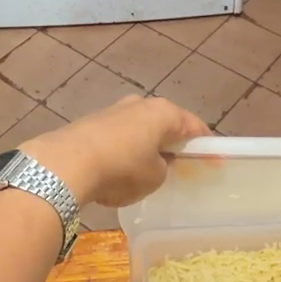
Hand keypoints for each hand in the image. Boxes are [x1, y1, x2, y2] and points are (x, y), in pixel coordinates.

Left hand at [19, 96, 207, 207]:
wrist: (66, 163)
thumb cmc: (122, 168)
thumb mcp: (155, 177)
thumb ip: (163, 167)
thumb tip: (155, 163)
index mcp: (163, 112)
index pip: (193, 126)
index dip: (205, 146)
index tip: (214, 161)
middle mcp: (140, 104)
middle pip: (165, 123)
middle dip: (173, 142)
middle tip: (180, 164)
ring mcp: (113, 110)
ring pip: (139, 128)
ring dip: (146, 145)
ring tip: (149, 169)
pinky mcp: (91, 122)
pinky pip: (118, 136)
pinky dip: (125, 150)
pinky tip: (120, 169)